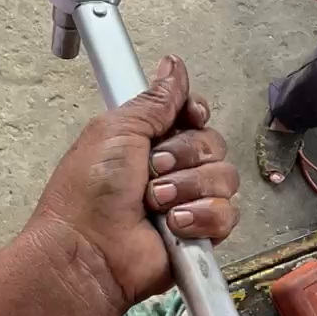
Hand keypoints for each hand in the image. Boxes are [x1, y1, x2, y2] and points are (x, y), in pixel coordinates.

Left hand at [24, 55, 239, 310]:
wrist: (89, 251)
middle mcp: (175, 168)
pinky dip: (201, 217)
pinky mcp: (204, 232)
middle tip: (152, 171)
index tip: (189, 118)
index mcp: (152, 140)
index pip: (196, 116)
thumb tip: (174, 63)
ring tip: (155, 204)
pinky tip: (174, 226)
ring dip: (188, 188)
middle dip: (184, 156)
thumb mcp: (117, 130)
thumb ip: (156, 100)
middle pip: (214, 144)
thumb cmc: (90, 191)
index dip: (196, 115)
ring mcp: (191, 200)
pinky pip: (227, 214)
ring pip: (225, 178)